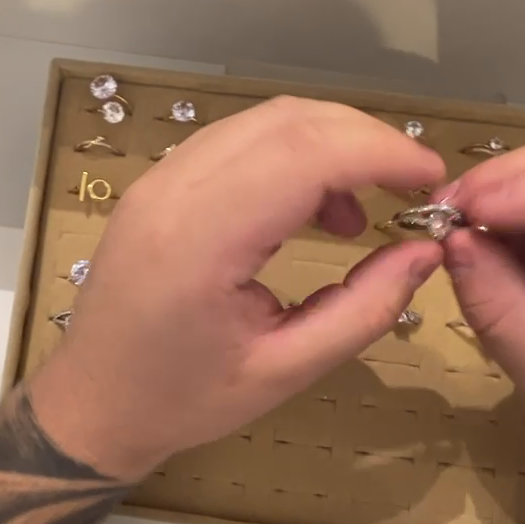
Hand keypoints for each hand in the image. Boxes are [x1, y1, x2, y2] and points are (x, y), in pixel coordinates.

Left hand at [28, 97, 447, 479]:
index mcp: (200, 240)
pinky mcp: (153, 185)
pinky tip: (306, 208)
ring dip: (324, 145)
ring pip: (259, 122)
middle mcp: (171, 191)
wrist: (93, 402)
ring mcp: (155, 181)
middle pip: (286, 121)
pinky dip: (284, 156)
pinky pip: (232, 143)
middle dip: (362, 139)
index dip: (380, 152)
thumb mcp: (283, 371)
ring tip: (355, 214)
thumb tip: (424, 252)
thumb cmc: (181, 399)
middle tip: (407, 188)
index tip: (431, 180)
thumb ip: (362, 310)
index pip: (304, 154)